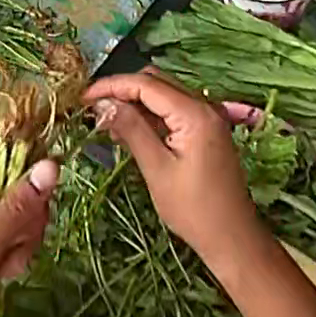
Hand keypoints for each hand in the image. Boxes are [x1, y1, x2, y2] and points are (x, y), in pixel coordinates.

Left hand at [0, 150, 59, 316]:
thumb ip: (17, 208)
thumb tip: (52, 164)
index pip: (14, 153)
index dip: (36, 168)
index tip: (44, 199)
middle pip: (22, 187)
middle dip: (31, 215)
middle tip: (16, 245)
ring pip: (20, 215)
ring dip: (23, 240)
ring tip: (4, 268)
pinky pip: (7, 239)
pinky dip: (12, 255)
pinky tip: (0, 275)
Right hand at [85, 70, 261, 257]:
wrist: (231, 234)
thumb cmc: (193, 208)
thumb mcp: (157, 169)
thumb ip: (132, 130)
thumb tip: (104, 104)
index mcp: (195, 113)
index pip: (147, 84)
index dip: (113, 86)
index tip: (84, 97)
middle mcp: (205, 106)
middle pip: (157, 82)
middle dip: (123, 90)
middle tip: (93, 110)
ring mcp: (208, 116)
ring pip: (165, 94)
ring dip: (136, 102)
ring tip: (107, 123)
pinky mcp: (206, 128)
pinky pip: (174, 110)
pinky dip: (151, 115)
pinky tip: (130, 131)